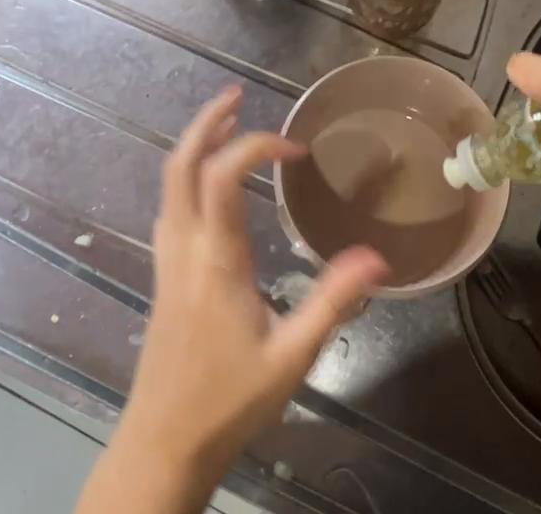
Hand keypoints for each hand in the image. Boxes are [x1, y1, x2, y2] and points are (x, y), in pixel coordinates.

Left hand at [116, 88, 388, 483]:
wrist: (162, 444)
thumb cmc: (229, 400)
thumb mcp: (292, 356)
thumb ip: (333, 303)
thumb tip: (378, 258)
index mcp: (216, 260)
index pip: (223, 176)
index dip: (256, 146)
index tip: (297, 150)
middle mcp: (184, 249)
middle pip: (180, 166)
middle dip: (206, 124)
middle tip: (236, 95)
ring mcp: (167, 262)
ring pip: (169, 185)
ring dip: (194, 146)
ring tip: (226, 125)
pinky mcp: (163, 278)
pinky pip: (170, 208)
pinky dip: (188, 176)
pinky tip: (210, 187)